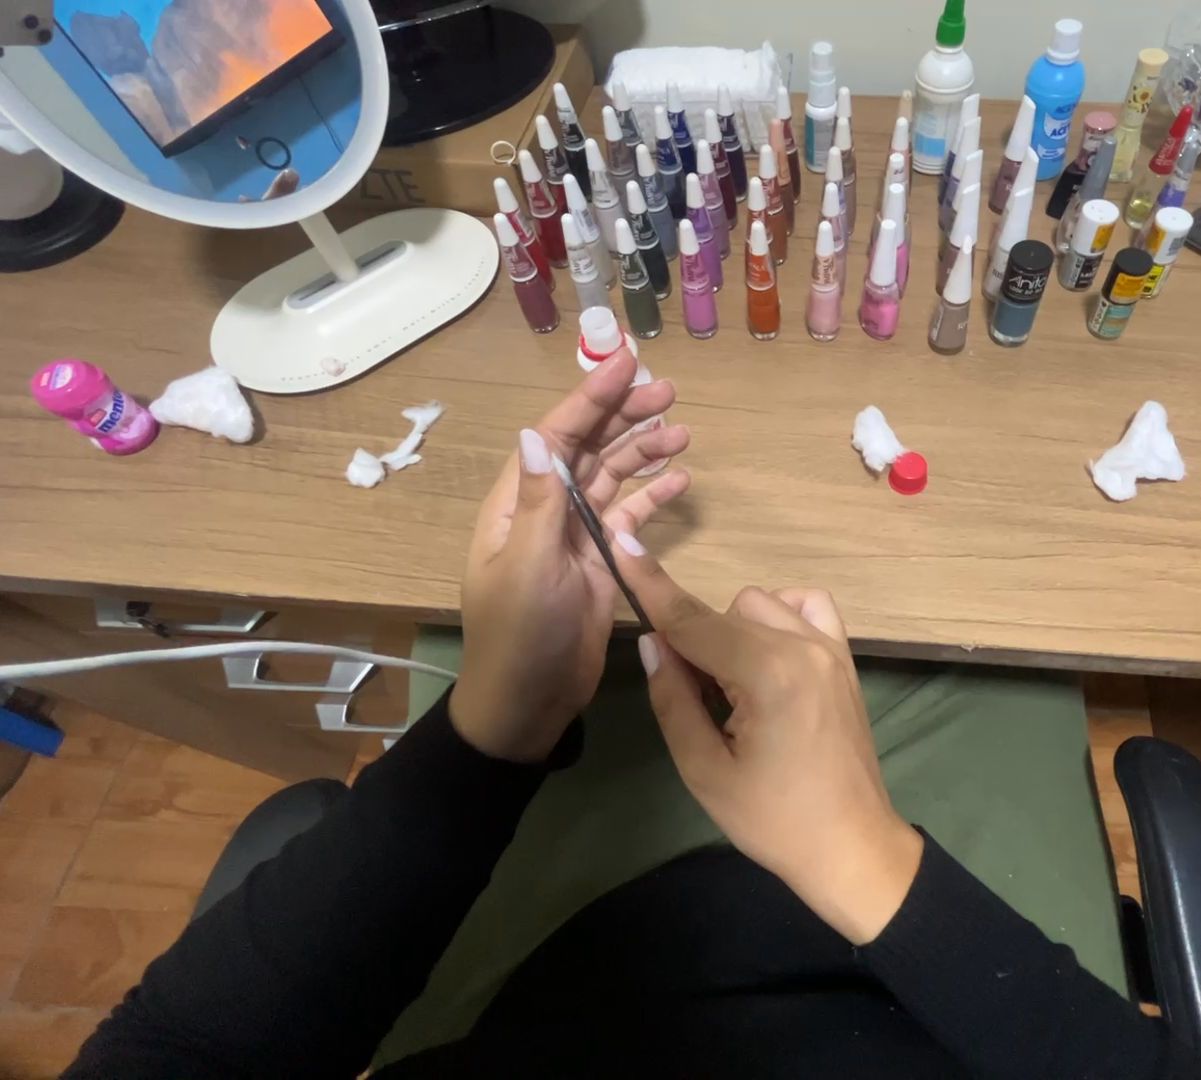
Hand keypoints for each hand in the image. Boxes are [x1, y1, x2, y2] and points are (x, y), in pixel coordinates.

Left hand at [448, 351, 690, 762]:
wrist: (529, 703)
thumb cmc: (518, 636)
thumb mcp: (525, 566)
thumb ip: (539, 502)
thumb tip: (537, 432)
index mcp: (518, 503)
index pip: (556, 437)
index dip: (590, 398)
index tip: (625, 363)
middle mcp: (548, 509)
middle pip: (589, 448)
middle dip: (624, 416)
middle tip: (668, 391)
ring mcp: (578, 534)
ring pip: (614, 478)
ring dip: (644, 452)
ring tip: (682, 432)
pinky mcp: (603, 560)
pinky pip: (632, 517)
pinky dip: (654, 496)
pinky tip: (681, 479)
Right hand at [612, 532, 922, 943]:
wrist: (850, 843)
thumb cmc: (773, 819)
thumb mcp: (704, 770)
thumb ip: (673, 699)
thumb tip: (653, 642)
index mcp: (767, 674)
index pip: (693, 620)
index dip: (651, 586)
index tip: (622, 545)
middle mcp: (802, 646)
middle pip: (725, 610)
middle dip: (698, 641)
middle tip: (701, 696)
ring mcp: (830, 647)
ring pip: (762, 602)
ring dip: (735, 630)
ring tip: (738, 685)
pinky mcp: (845, 656)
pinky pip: (808, 604)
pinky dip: (780, 615)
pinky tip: (771, 653)